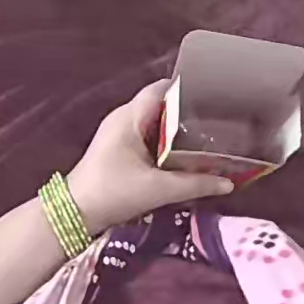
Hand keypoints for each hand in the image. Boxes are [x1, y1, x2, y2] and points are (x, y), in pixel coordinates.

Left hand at [66, 80, 233, 230]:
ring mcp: (118, 134)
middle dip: (189, 112)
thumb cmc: (113, 192)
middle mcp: (123, 119)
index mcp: (130, 116)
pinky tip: (185, 156)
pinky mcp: (117, 151)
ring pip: (155, 124)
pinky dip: (166, 144)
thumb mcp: (158, 189)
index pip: (162, 88)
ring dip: (178, 131)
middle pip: (162, 105)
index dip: (188, 88)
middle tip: (219, 121)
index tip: (215, 97)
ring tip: (209, 137)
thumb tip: (229, 183)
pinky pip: (148, 138)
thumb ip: (195, 184)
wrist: (74, 214)